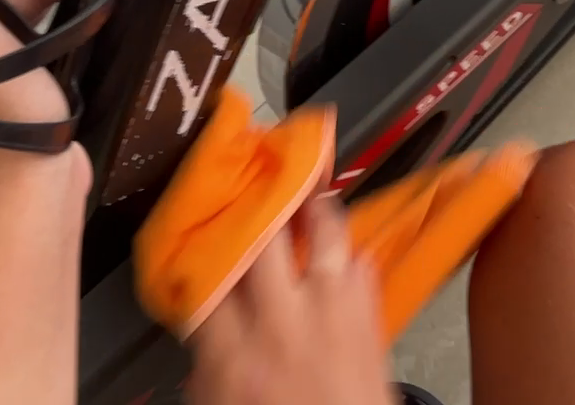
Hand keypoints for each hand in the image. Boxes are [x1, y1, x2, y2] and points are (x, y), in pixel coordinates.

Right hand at [188, 196, 393, 404]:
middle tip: (255, 191)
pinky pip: (359, 256)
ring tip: (305, 193)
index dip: (205, 244)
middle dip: (258, 209)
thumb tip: (204, 311)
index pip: (209, 279)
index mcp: (235, 357)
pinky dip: (348, 249)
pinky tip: (339, 245)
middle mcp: (281, 324)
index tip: (204, 226)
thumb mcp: (224, 403)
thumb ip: (208, 358)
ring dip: (313, 209)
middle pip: (263, 240)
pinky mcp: (370, 308)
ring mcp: (332, 309)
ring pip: (323, 231)